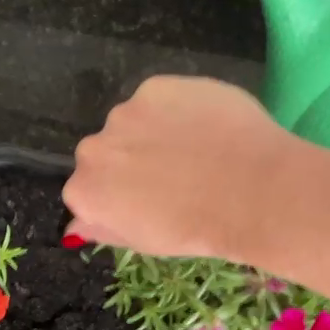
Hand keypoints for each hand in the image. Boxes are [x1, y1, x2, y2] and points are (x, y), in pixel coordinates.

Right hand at [63, 76, 305, 259]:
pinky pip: (158, 98)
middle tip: (170, 175)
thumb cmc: (194, 229)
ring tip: (193, 149)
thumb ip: (103, 228)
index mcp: (84, 191)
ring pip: (131, 122)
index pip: (86, 188)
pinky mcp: (156, 87)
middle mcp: (93, 149)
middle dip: (127, 159)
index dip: (116, 194)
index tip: (143, 202)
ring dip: (151, 132)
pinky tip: (205, 127)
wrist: (252, 192)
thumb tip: (77, 225)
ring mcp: (124, 114)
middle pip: (104, 151)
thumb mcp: (143, 242)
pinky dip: (176, 109)